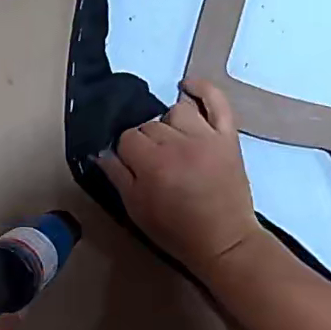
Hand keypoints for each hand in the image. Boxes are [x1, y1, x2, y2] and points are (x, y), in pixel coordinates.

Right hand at [96, 79, 268, 278]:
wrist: (224, 242)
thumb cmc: (176, 230)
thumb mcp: (136, 209)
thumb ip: (117, 177)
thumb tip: (102, 154)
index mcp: (153, 163)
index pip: (127, 138)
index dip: (126, 154)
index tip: (133, 169)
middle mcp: (179, 143)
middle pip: (150, 124)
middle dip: (146, 142)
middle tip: (153, 165)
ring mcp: (207, 137)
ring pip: (177, 110)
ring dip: (169, 123)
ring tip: (172, 143)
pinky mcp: (228, 137)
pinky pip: (217, 101)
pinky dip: (202, 89)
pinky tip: (187, 87)